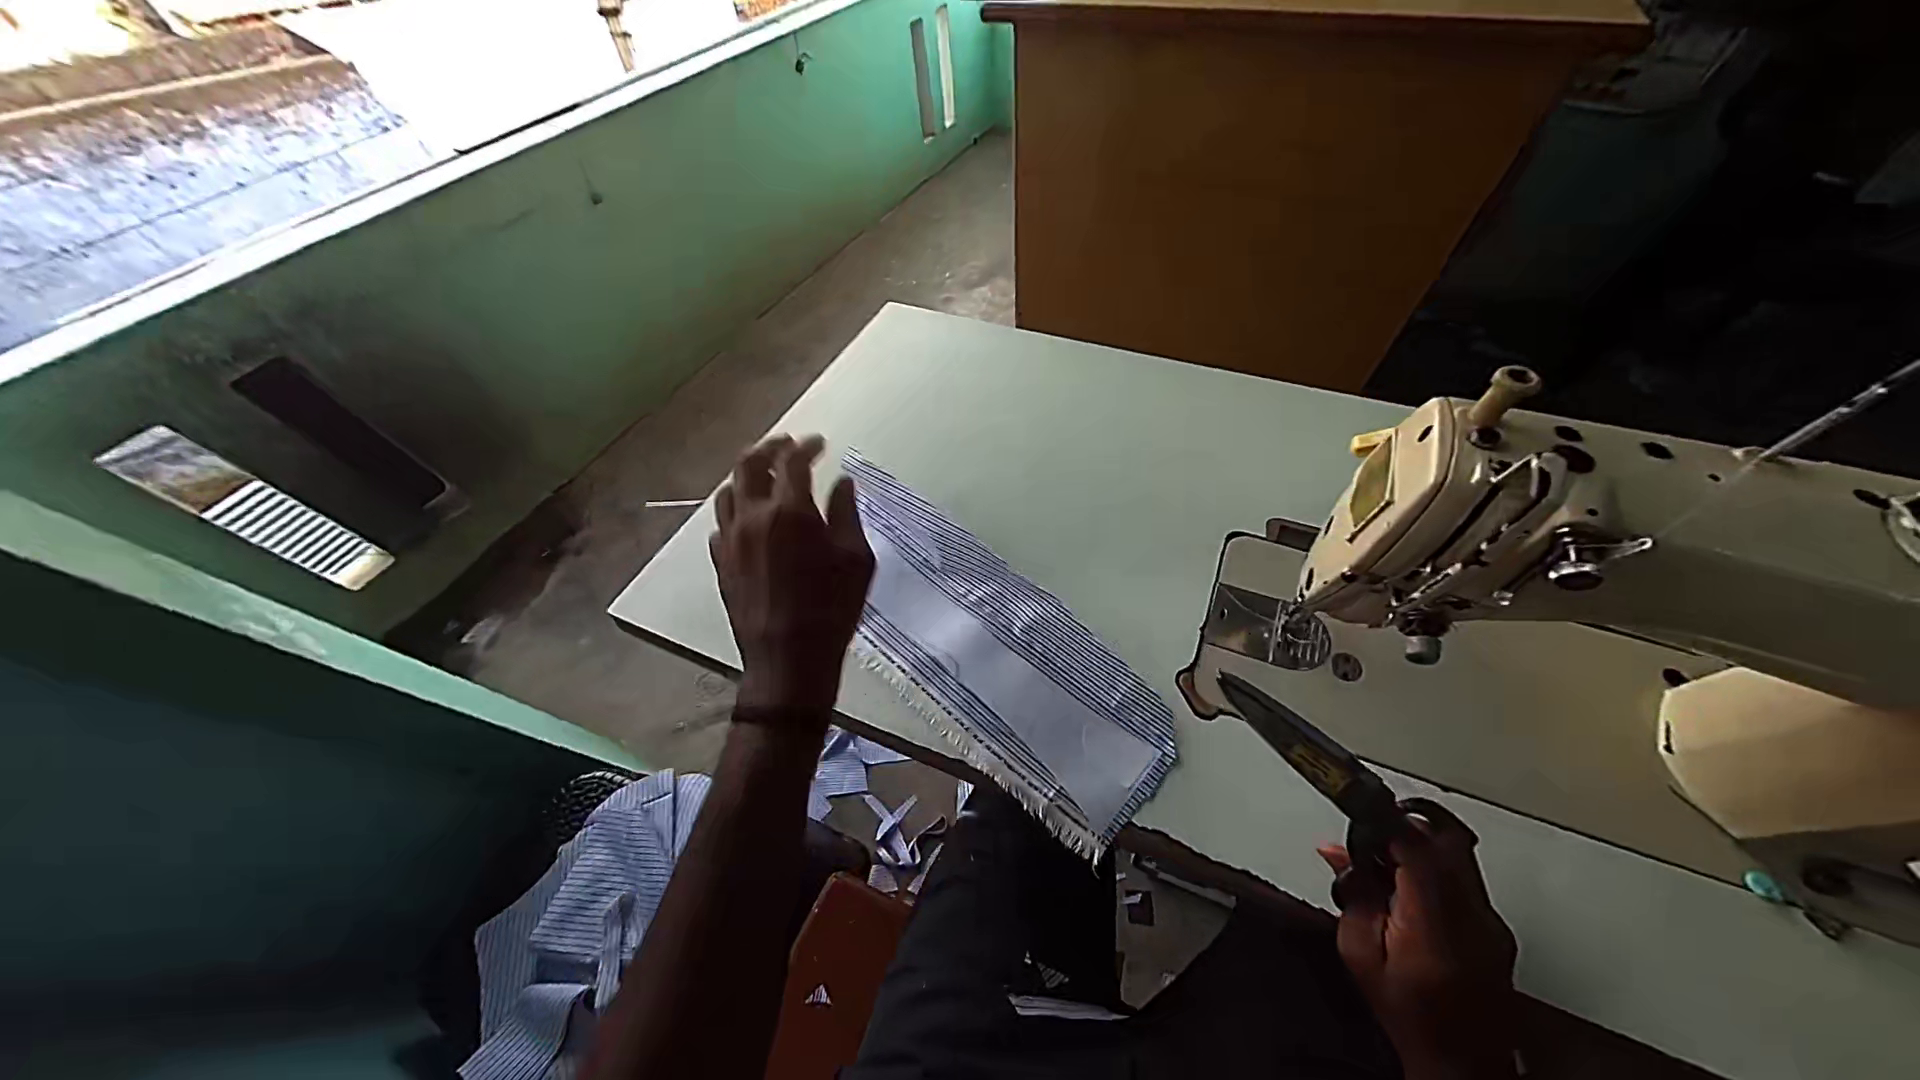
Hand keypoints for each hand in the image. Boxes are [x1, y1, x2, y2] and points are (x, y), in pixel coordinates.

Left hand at [711, 434, 874, 716]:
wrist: (788, 659)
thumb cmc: (831, 610)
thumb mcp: (856, 560)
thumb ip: (847, 514)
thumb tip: (842, 484)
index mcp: (790, 513)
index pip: (793, 462)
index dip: (807, 447)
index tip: (819, 444)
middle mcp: (753, 518)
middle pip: (749, 465)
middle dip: (769, 448)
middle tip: (786, 444)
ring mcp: (731, 540)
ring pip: (729, 492)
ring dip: (747, 476)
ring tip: (765, 477)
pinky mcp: (720, 563)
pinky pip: (722, 524)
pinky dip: (737, 511)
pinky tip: (750, 519)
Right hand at [1318, 800, 1519, 1079]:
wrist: (1461, 1065)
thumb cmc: (1409, 1016)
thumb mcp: (1359, 953)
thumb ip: (1353, 895)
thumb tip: (1337, 852)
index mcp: (1435, 930)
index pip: (1422, 853)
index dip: (1392, 824)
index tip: (1366, 812)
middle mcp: (1474, 922)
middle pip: (1449, 843)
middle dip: (1407, 825)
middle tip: (1375, 829)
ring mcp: (1493, 925)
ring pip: (1459, 857)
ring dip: (1420, 846)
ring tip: (1386, 862)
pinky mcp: (1497, 929)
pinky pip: (1465, 879)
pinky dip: (1433, 869)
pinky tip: (1407, 887)